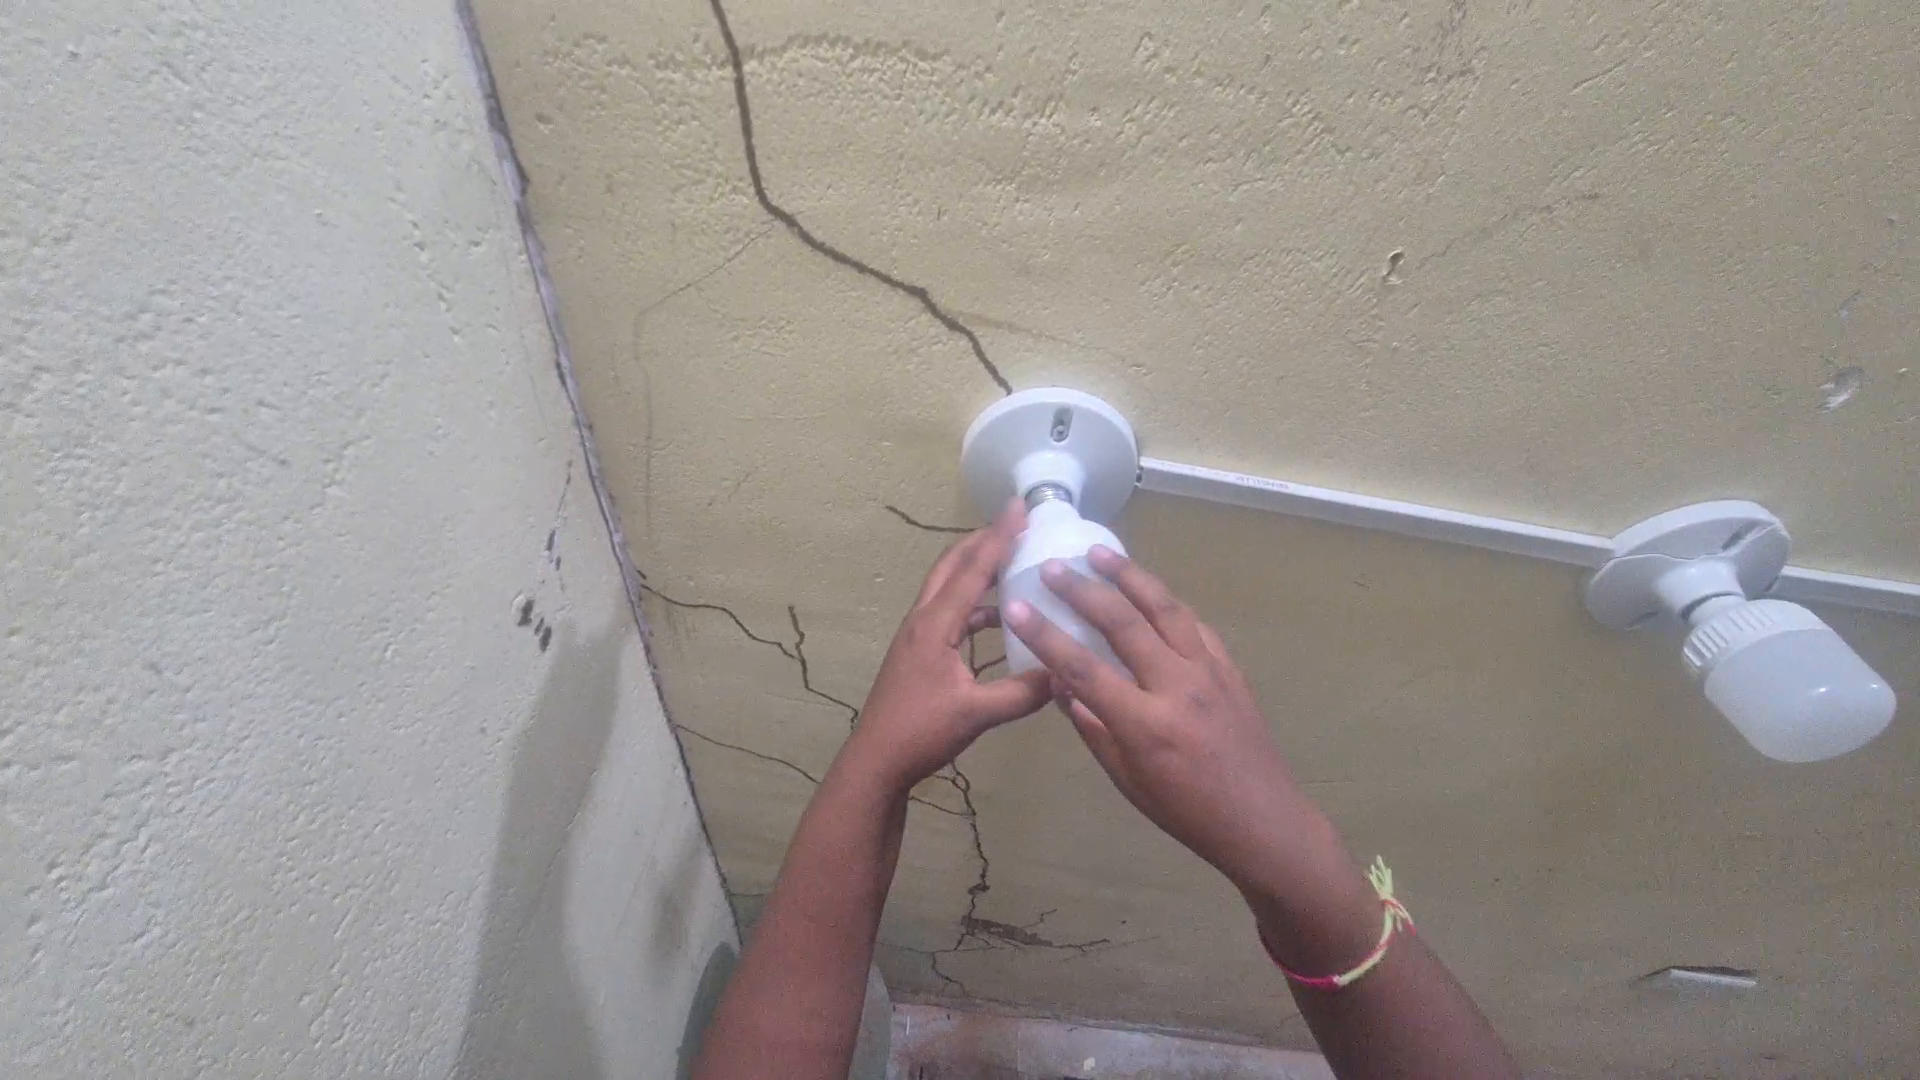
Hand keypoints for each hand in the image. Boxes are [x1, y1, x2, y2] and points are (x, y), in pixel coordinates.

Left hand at [842, 499, 1052, 793]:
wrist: (876, 759)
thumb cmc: (920, 731)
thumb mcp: (976, 714)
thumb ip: (1021, 693)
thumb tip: (1065, 674)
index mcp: (935, 625)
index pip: (972, 570)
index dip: (998, 537)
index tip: (1020, 508)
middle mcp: (923, 619)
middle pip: (952, 565)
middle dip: (982, 540)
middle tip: (1016, 524)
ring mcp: (918, 635)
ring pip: (948, 587)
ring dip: (977, 570)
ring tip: (1013, 564)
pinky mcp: (919, 650)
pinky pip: (950, 612)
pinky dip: (975, 605)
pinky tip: (1000, 619)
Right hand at [1002, 546, 1336, 897]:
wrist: (1265, 822)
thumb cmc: (1186, 811)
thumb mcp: (1126, 779)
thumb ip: (1091, 727)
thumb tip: (1060, 685)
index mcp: (1145, 724)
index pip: (1084, 668)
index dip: (1046, 635)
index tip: (1017, 606)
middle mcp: (1177, 686)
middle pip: (1123, 623)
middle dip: (1083, 590)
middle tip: (1054, 566)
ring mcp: (1209, 671)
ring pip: (1165, 608)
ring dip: (1129, 576)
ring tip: (1100, 553)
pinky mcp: (1230, 668)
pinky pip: (1194, 625)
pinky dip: (1167, 604)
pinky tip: (1150, 594)